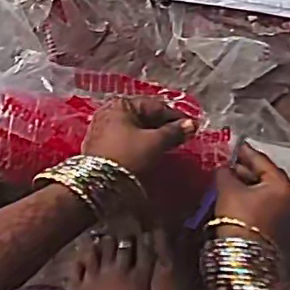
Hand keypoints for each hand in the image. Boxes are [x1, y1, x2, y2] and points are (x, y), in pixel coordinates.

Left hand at [81, 97, 197, 175]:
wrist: (96, 185)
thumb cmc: (128, 156)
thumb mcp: (155, 143)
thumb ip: (174, 131)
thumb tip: (192, 124)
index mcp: (122, 104)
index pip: (156, 106)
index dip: (176, 117)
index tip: (192, 126)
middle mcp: (109, 111)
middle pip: (144, 116)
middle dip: (164, 126)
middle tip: (182, 137)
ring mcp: (101, 128)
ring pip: (135, 128)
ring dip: (152, 135)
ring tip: (168, 145)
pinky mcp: (99, 145)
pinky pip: (126, 138)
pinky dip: (139, 143)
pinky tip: (149, 151)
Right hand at [213, 144, 289, 242]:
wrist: (246, 261)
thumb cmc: (240, 219)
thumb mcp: (228, 189)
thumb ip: (224, 172)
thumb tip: (222, 167)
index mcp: (282, 184)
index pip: (262, 160)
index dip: (244, 151)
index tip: (231, 144)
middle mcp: (289, 198)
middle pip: (265, 176)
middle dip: (244, 169)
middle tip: (226, 162)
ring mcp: (285, 216)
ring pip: (263, 192)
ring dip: (246, 185)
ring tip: (226, 179)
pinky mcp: (277, 230)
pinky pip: (262, 205)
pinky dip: (249, 199)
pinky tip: (233, 197)